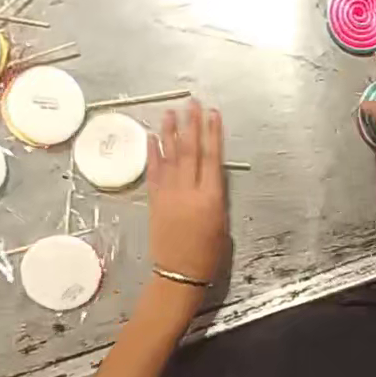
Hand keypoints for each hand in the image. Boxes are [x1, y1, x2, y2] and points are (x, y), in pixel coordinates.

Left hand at [146, 101, 227, 289]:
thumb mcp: (222, 224)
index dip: (213, 133)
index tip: (213, 113)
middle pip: (190, 150)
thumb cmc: (208, 254)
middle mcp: (188, 191)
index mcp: (210, 198)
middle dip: (191, 124)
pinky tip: (152, 138)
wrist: (179, 274)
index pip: (212, 157)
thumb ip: (216, 196)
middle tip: (191, 102)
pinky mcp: (154, 201)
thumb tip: (209, 176)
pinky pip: (153, 172)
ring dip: (170, 132)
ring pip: (170, 156)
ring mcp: (168, 194)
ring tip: (170, 112)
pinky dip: (153, 154)